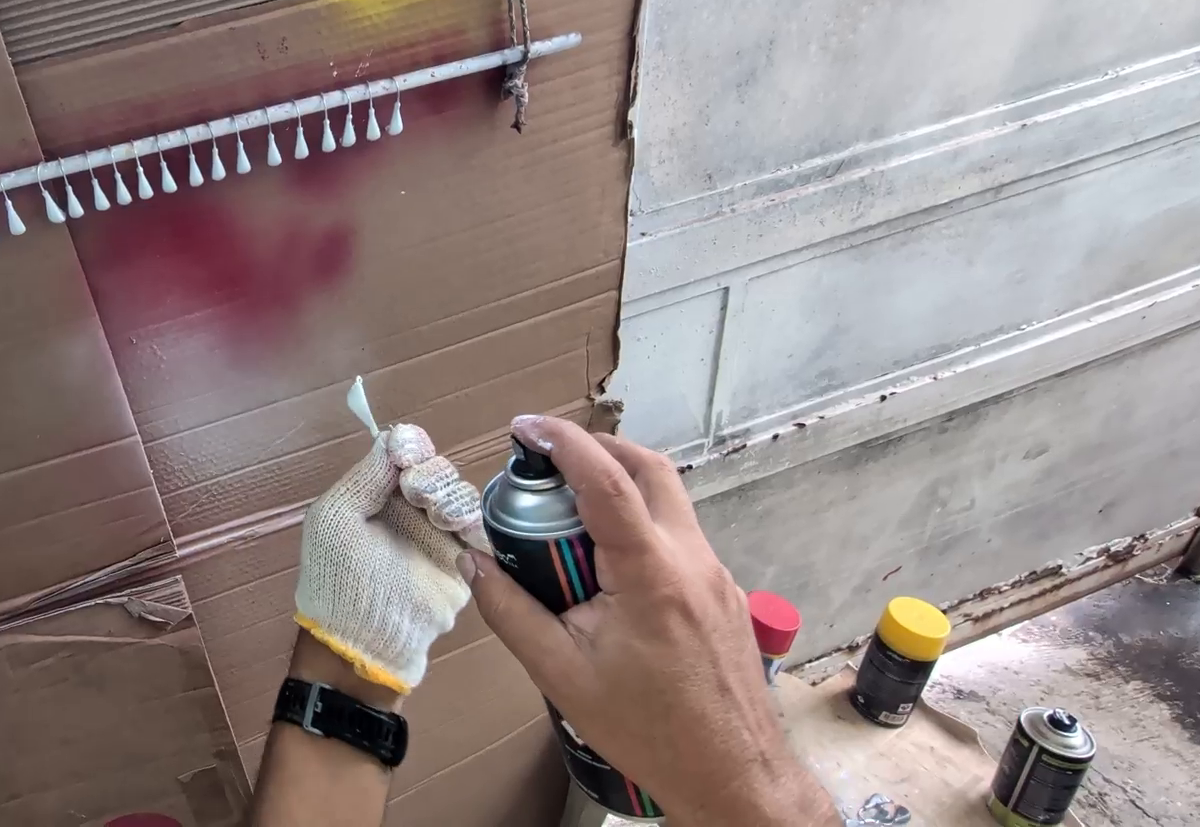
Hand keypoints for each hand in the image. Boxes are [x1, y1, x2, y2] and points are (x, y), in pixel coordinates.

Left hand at [293, 424, 482, 694]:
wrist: (361, 641)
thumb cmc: (336, 576)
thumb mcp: (334, 518)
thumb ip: (364, 476)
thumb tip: (392, 436)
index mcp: (376, 492)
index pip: (405, 451)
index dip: (411, 446)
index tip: (406, 459)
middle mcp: (408, 508)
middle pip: (437, 467)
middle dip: (430, 472)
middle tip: (414, 493)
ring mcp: (436, 534)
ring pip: (460, 492)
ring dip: (450, 494)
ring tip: (434, 514)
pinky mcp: (462, 561)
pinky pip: (479, 527)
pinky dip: (473, 518)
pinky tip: (458, 526)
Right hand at [459, 415, 839, 826]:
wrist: (740, 785)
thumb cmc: (649, 730)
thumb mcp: (560, 674)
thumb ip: (509, 609)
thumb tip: (472, 561)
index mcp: (651, 575)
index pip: (607, 482)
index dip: (563, 442)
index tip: (523, 427)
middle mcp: (691, 560)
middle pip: (650, 468)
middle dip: (595, 445)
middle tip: (546, 455)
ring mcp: (714, 573)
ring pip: (667, 494)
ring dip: (616, 477)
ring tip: (566, 500)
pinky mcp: (721, 590)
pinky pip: (674, 528)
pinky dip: (634, 514)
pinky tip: (601, 554)